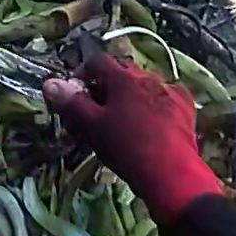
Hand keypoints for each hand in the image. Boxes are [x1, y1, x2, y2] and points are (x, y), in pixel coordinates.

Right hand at [43, 52, 222, 222]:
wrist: (171, 174)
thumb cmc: (126, 147)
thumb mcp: (91, 126)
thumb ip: (71, 102)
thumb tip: (50, 83)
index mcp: (123, 77)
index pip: (97, 60)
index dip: (82, 72)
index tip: (74, 92)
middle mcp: (147, 77)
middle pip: (120, 72)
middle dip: (104, 86)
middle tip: (94, 109)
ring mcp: (169, 91)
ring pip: (141, 84)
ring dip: (128, 94)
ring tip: (120, 118)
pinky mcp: (185, 107)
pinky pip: (162, 97)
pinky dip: (152, 103)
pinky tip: (148, 120)